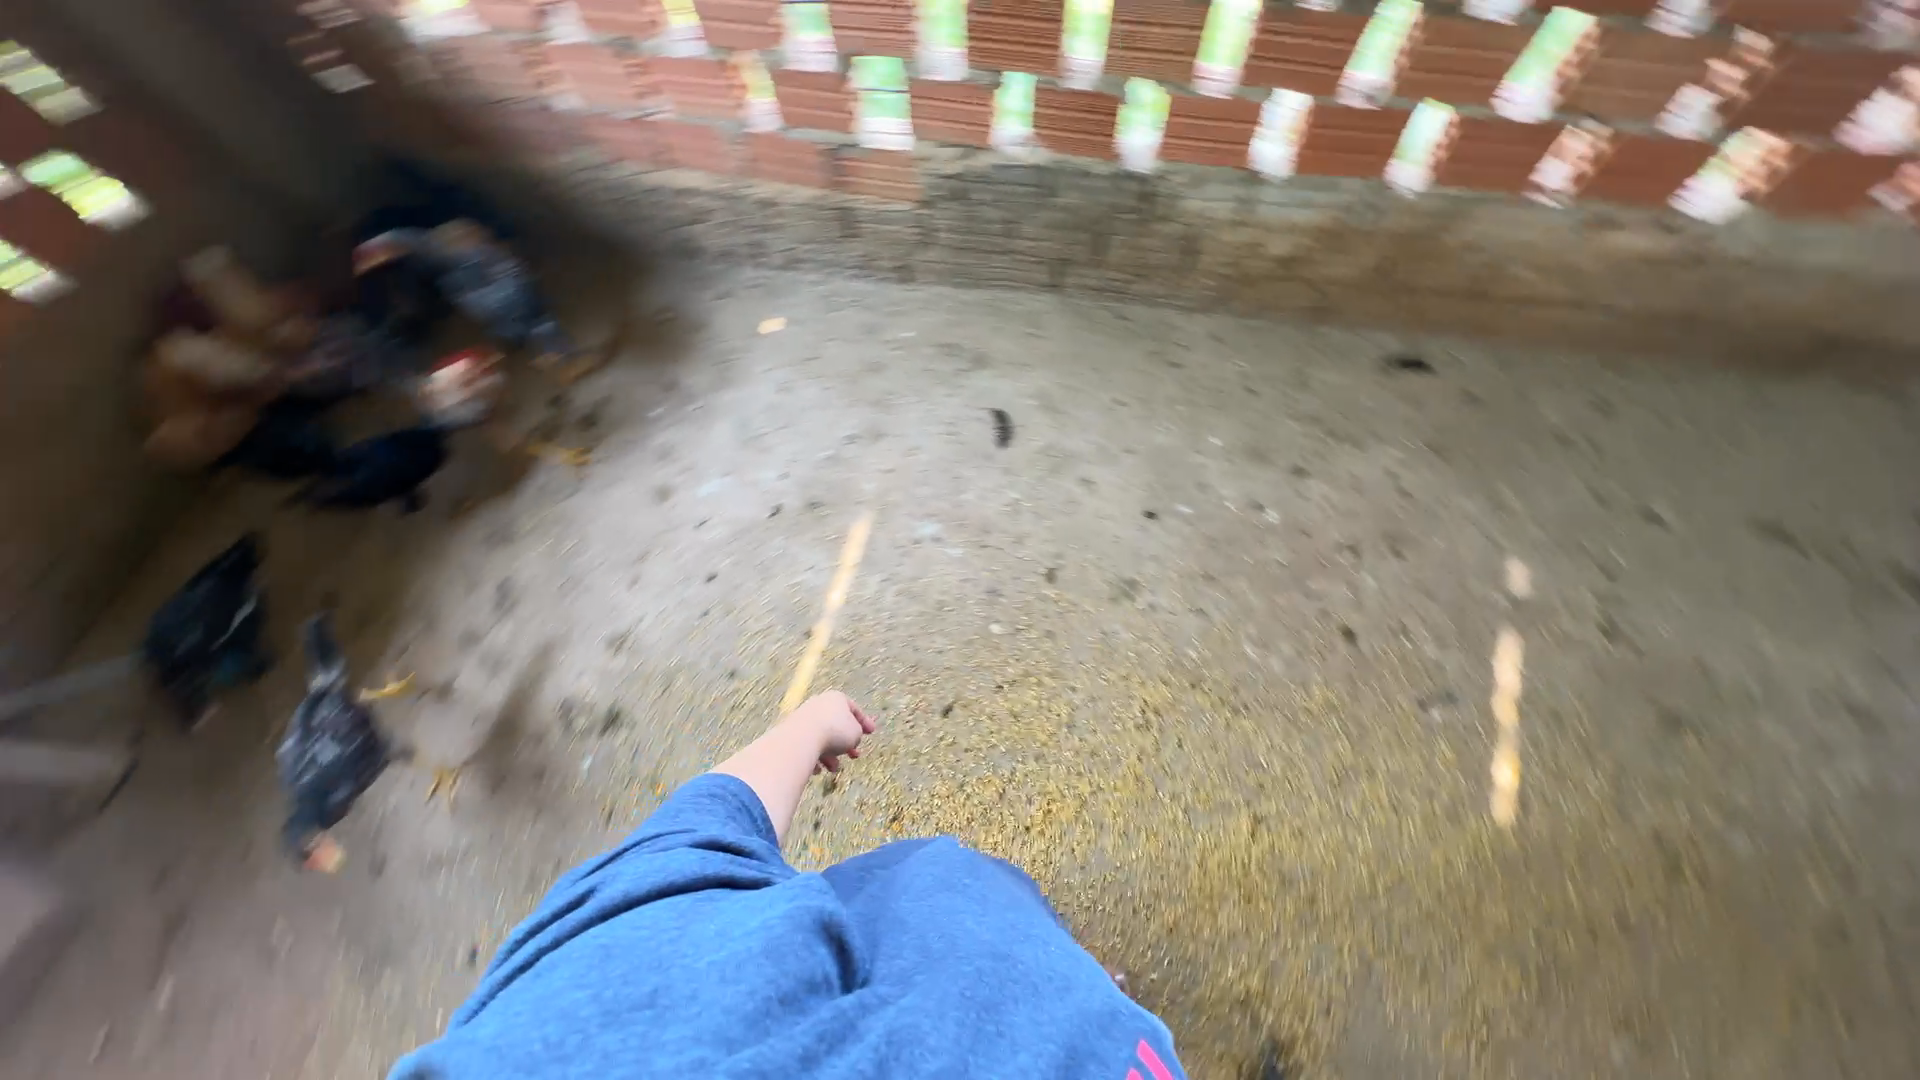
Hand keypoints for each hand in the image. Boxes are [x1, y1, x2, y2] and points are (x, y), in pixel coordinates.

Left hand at [783, 691, 874, 773]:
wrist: (802, 738)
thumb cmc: (835, 732)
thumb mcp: (856, 733)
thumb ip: (857, 733)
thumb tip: (849, 737)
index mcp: (837, 698)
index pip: (854, 709)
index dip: (864, 722)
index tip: (871, 733)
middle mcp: (819, 703)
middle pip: (837, 725)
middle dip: (846, 743)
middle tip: (854, 756)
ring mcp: (804, 716)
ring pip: (822, 738)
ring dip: (831, 754)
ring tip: (834, 768)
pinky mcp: (792, 731)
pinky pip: (808, 745)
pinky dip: (815, 757)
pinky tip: (818, 769)